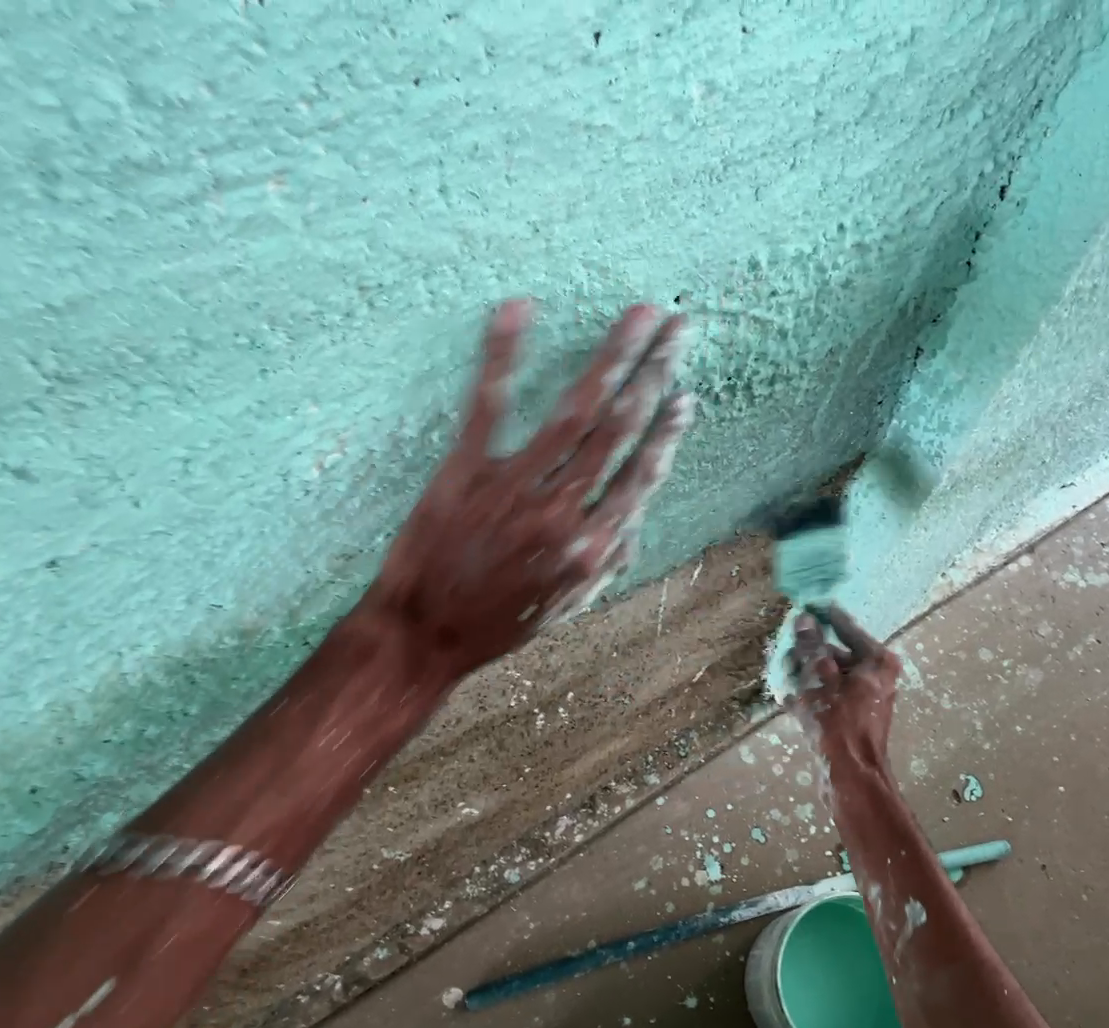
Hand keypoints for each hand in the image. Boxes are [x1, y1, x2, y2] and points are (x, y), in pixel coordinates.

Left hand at [363, 300, 693, 680]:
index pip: (642, 476)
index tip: (685, 395)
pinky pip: (488, 406)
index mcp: (591, 546)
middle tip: (677, 327)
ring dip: (612, 358)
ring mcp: (514, 488)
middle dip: (654, 373)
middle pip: (619, 430)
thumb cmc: (498, 623)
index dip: (667, 431)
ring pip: (575, 414)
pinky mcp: (464, 472)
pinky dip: (502, 356)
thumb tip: (634, 520)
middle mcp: (562, 511)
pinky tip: (518, 309)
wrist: (423, 637)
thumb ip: (608, 563)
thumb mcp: (567, 607)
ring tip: (638, 317)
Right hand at [786, 605, 901, 767]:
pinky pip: (825, 697)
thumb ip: (811, 647)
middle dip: (807, 651)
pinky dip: (807, 696)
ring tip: (783, 673)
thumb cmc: (839, 722)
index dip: (822, 616)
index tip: (802, 605)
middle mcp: (875, 677)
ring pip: (827, 676)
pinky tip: (786, 697)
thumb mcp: (820, 678)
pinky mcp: (849, 719)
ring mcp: (863, 699)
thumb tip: (804, 619)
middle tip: (785, 648)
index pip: (846, 626)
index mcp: (878, 661)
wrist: (851, 777)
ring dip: (803, 674)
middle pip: (835, 652)